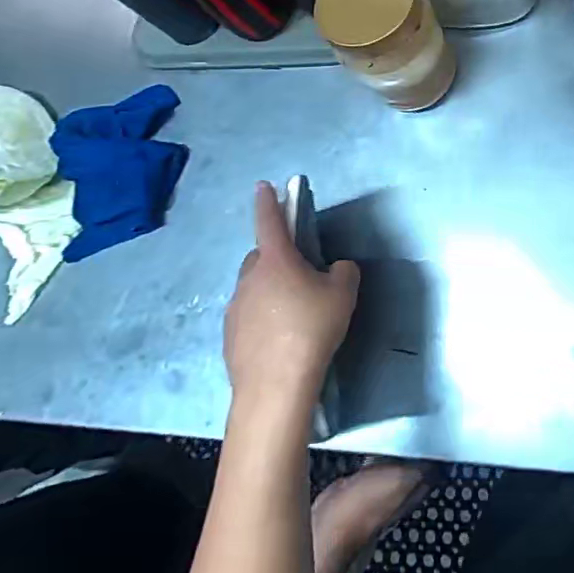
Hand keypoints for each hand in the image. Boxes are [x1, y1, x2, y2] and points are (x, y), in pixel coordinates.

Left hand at [224, 181, 359, 413]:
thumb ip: (343, 272)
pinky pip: (248, 316)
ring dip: (269, 290)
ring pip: (253, 287)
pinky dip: (261, 318)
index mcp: (276, 260)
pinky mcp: (229, 337)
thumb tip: (336, 269)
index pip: (269, 221)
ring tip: (293, 315)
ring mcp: (235, 308)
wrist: (274, 386)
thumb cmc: (311, 330)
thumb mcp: (343, 295)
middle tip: (300, 275)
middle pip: (261, 257)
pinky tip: (280, 340)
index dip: (268, 202)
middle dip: (276, 257)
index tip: (263, 186)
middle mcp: (249, 278)